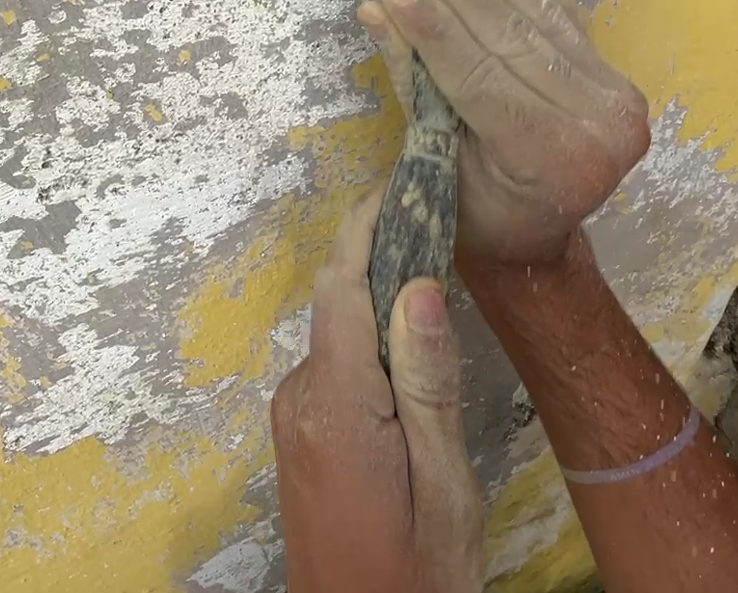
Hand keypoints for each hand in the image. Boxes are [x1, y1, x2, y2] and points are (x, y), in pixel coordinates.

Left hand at [271, 189, 482, 592]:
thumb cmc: (416, 572)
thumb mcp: (443, 484)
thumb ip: (426, 385)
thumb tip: (418, 286)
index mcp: (337, 403)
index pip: (341, 287)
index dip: (363, 228)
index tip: (392, 184)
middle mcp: (301, 395)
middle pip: (338, 304)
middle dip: (378, 259)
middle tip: (431, 225)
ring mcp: (295, 413)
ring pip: (340, 335)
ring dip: (378, 307)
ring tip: (433, 287)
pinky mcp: (301, 429)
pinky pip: (337, 366)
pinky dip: (370, 347)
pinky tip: (409, 359)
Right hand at [358, 0, 648, 267]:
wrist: (535, 237)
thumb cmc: (474, 216)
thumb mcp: (434, 162)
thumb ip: (411, 82)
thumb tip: (374, 11)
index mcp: (550, 159)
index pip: (479, 75)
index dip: (433, 27)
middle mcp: (597, 123)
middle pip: (512, 34)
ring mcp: (613, 94)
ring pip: (539, 12)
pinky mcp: (611, 72)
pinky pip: (567, 8)